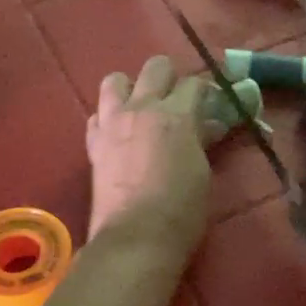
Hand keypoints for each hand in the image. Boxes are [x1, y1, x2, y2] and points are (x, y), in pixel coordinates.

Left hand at [85, 56, 211, 253]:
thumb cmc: (181, 211)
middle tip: (178, 100)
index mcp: (176, 115)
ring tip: (141, 108)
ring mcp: (112, 123)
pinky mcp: (93, 144)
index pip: (194, 84)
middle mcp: (141, 108)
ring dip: (131, 88)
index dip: (206, 91)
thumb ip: (202, 141)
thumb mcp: (203, 173)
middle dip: (170, 78)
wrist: (136, 238)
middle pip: (155, 67)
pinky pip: (97, 116)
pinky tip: (119, 134)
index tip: (212, 102)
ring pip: (115, 81)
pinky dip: (109, 119)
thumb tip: (208, 126)